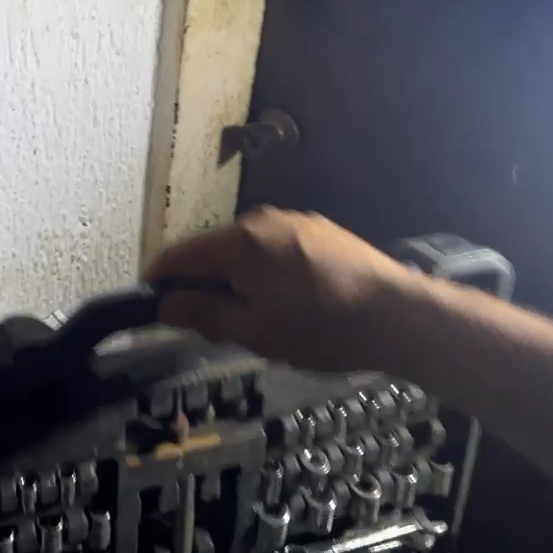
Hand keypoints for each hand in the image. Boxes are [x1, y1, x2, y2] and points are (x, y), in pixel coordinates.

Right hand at [142, 206, 416, 372]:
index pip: (180, 255)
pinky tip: (287, 297)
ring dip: (235, 275)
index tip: (151, 301)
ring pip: (245, 248)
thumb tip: (165, 304)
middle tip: (210, 323)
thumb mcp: (255, 332)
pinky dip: (264, 268)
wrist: (401, 315)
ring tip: (254, 314)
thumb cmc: (321, 327)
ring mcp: (291, 220)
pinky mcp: (317, 228)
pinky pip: (273, 246)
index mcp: (238, 243)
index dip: (160, 278)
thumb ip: (204, 314)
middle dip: (203, 283)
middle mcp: (259, 220)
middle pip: (212, 250)